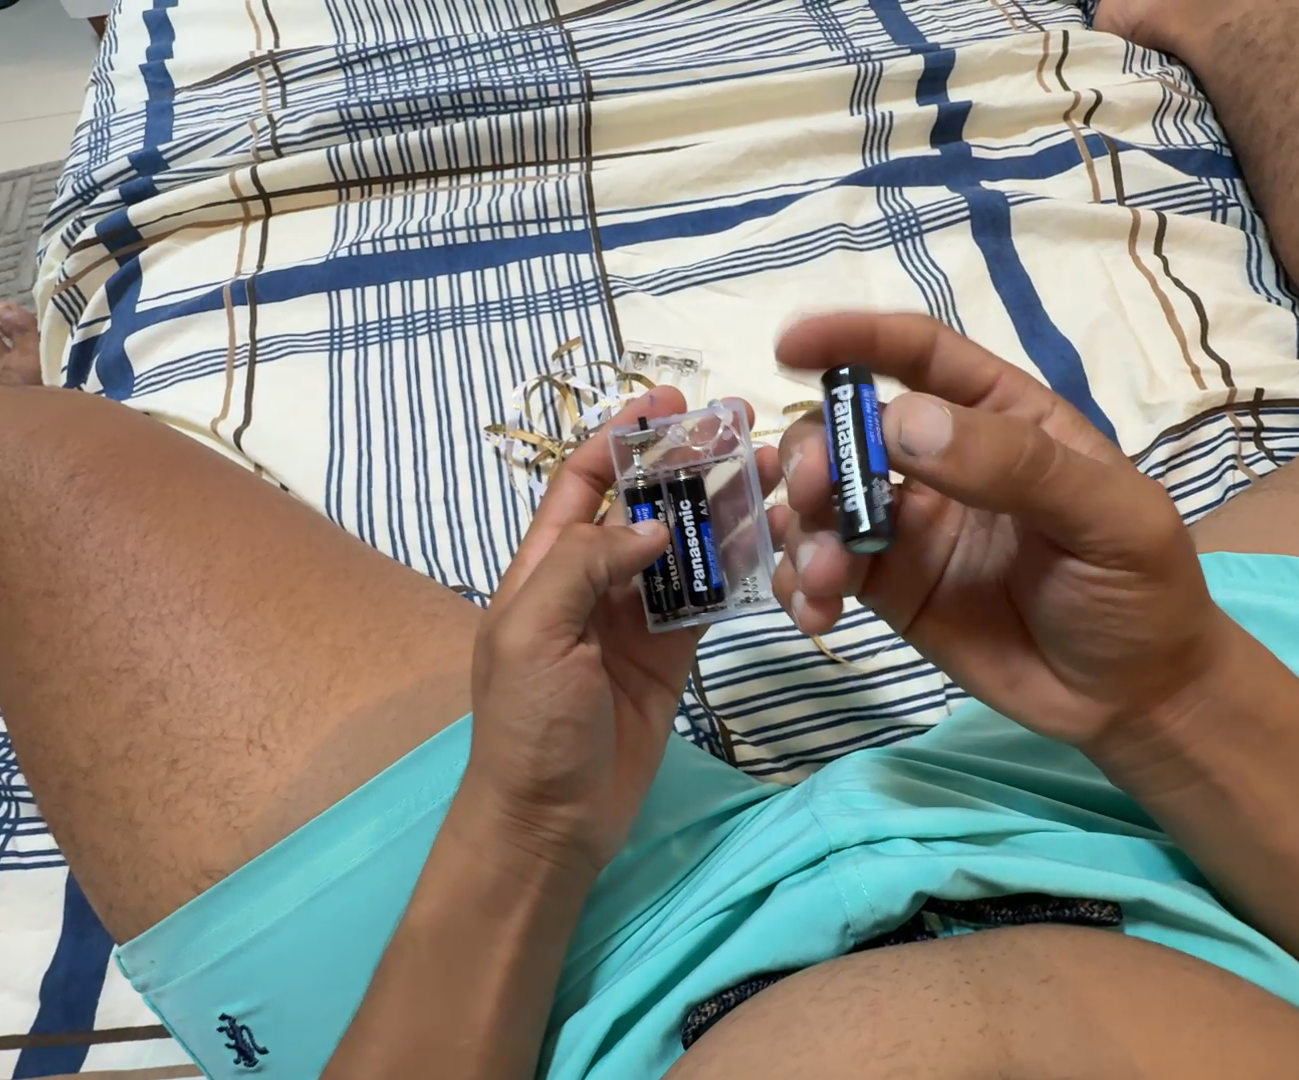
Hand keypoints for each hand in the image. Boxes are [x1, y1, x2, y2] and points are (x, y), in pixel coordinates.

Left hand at [467, 389, 777, 872]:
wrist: (554, 819)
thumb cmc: (528, 723)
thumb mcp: (532, 632)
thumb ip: (582, 565)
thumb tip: (653, 526)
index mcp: (546, 566)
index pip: (582, 483)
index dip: (619, 438)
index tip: (664, 404)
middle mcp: (594, 580)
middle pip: (644, 504)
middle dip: (684, 463)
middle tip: (737, 427)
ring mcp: (637, 615)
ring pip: (684, 546)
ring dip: (720, 508)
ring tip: (769, 472)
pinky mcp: (673, 651)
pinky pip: (707, 597)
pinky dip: (735, 567)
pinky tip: (769, 537)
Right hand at [771, 313, 1226, 751]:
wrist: (1126, 697)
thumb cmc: (1138, 589)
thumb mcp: (1109, 517)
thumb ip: (1014, 464)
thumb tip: (900, 422)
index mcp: (997, 419)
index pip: (919, 357)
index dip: (853, 340)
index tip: (789, 346)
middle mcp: (937, 465)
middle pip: (848, 433)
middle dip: (814, 453)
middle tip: (812, 494)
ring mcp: (904, 528)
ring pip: (821, 505)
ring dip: (802, 530)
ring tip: (822, 579)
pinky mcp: (884, 587)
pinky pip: (820, 572)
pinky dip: (800, 585)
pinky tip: (815, 611)